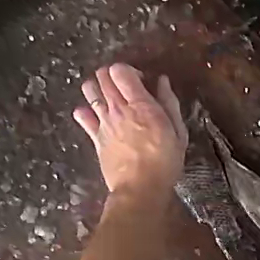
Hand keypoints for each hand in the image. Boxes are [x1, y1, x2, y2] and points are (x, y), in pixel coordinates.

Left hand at [73, 63, 187, 202]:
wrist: (140, 189)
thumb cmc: (165, 162)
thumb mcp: (178, 132)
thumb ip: (169, 103)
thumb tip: (162, 82)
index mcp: (141, 104)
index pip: (120, 70)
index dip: (130, 70)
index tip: (141, 82)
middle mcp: (118, 109)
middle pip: (102, 75)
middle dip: (113, 75)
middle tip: (126, 88)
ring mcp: (103, 122)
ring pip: (89, 90)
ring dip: (98, 87)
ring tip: (110, 98)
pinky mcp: (95, 137)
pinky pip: (81, 116)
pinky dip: (85, 111)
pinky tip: (95, 115)